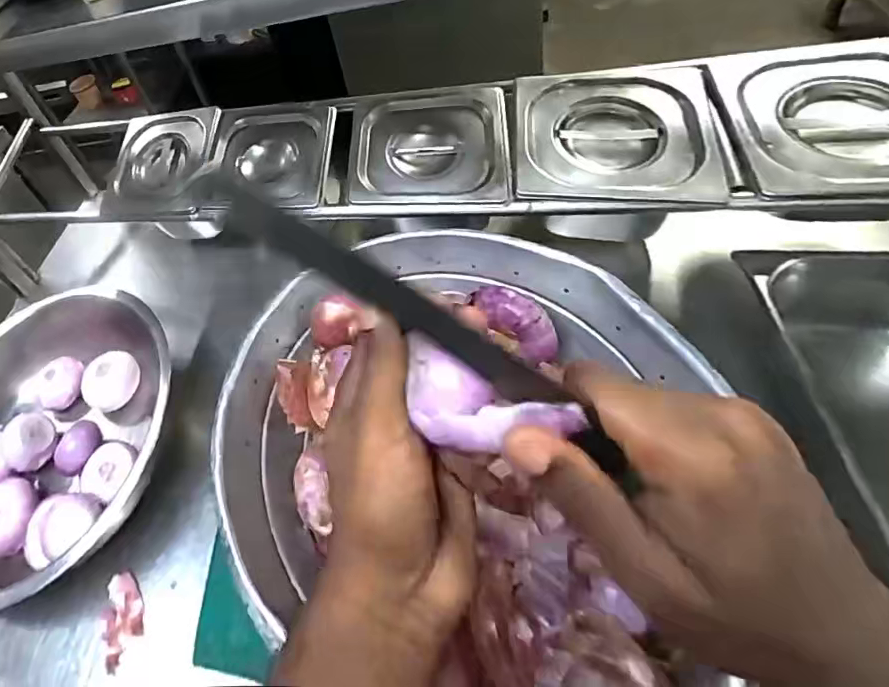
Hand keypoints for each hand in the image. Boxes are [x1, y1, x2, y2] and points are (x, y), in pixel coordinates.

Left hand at [273, 319, 478, 686]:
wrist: (408, 585)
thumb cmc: (379, 498)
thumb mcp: (375, 425)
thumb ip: (381, 369)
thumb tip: (374, 308)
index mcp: (363, 398)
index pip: (386, 344)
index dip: (411, 321)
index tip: (447, 303)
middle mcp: (394, 412)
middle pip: (424, 367)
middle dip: (453, 345)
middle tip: (489, 326)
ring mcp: (429, 439)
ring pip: (455, 396)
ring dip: (479, 377)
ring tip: (513, 353)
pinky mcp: (462, 467)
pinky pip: (480, 431)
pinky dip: (497, 415)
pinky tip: (525, 395)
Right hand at [501, 362, 888, 686]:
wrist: (848, 643)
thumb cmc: (732, 614)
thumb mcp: (642, 572)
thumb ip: (578, 494)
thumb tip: (515, 434)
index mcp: (689, 449)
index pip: (587, 381)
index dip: (558, 410)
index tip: (562, 459)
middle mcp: (719, 413)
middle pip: (614, 389)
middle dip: (593, 426)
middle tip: (605, 488)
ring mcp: (743, 411)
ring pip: (640, 394)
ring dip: (625, 429)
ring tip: (645, 489)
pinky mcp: (754, 418)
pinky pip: (674, 404)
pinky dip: (658, 432)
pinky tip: (678, 481)